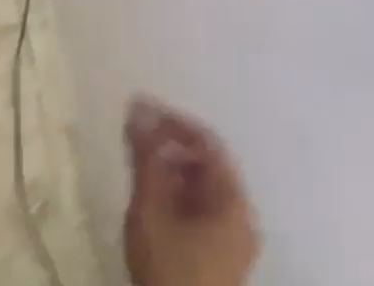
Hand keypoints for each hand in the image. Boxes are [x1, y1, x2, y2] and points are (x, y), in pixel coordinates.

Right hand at [123, 96, 258, 285]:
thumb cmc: (168, 267)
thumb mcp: (150, 208)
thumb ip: (145, 157)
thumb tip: (137, 108)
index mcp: (233, 204)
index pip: (209, 144)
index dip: (174, 121)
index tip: (139, 108)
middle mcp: (240, 217)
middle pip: (207, 164)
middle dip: (170, 142)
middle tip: (133, 131)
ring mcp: (231, 238)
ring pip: (201, 186)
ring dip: (170, 165)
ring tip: (136, 159)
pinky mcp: (217, 252)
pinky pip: (198, 206)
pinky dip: (174, 190)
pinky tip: (149, 191)